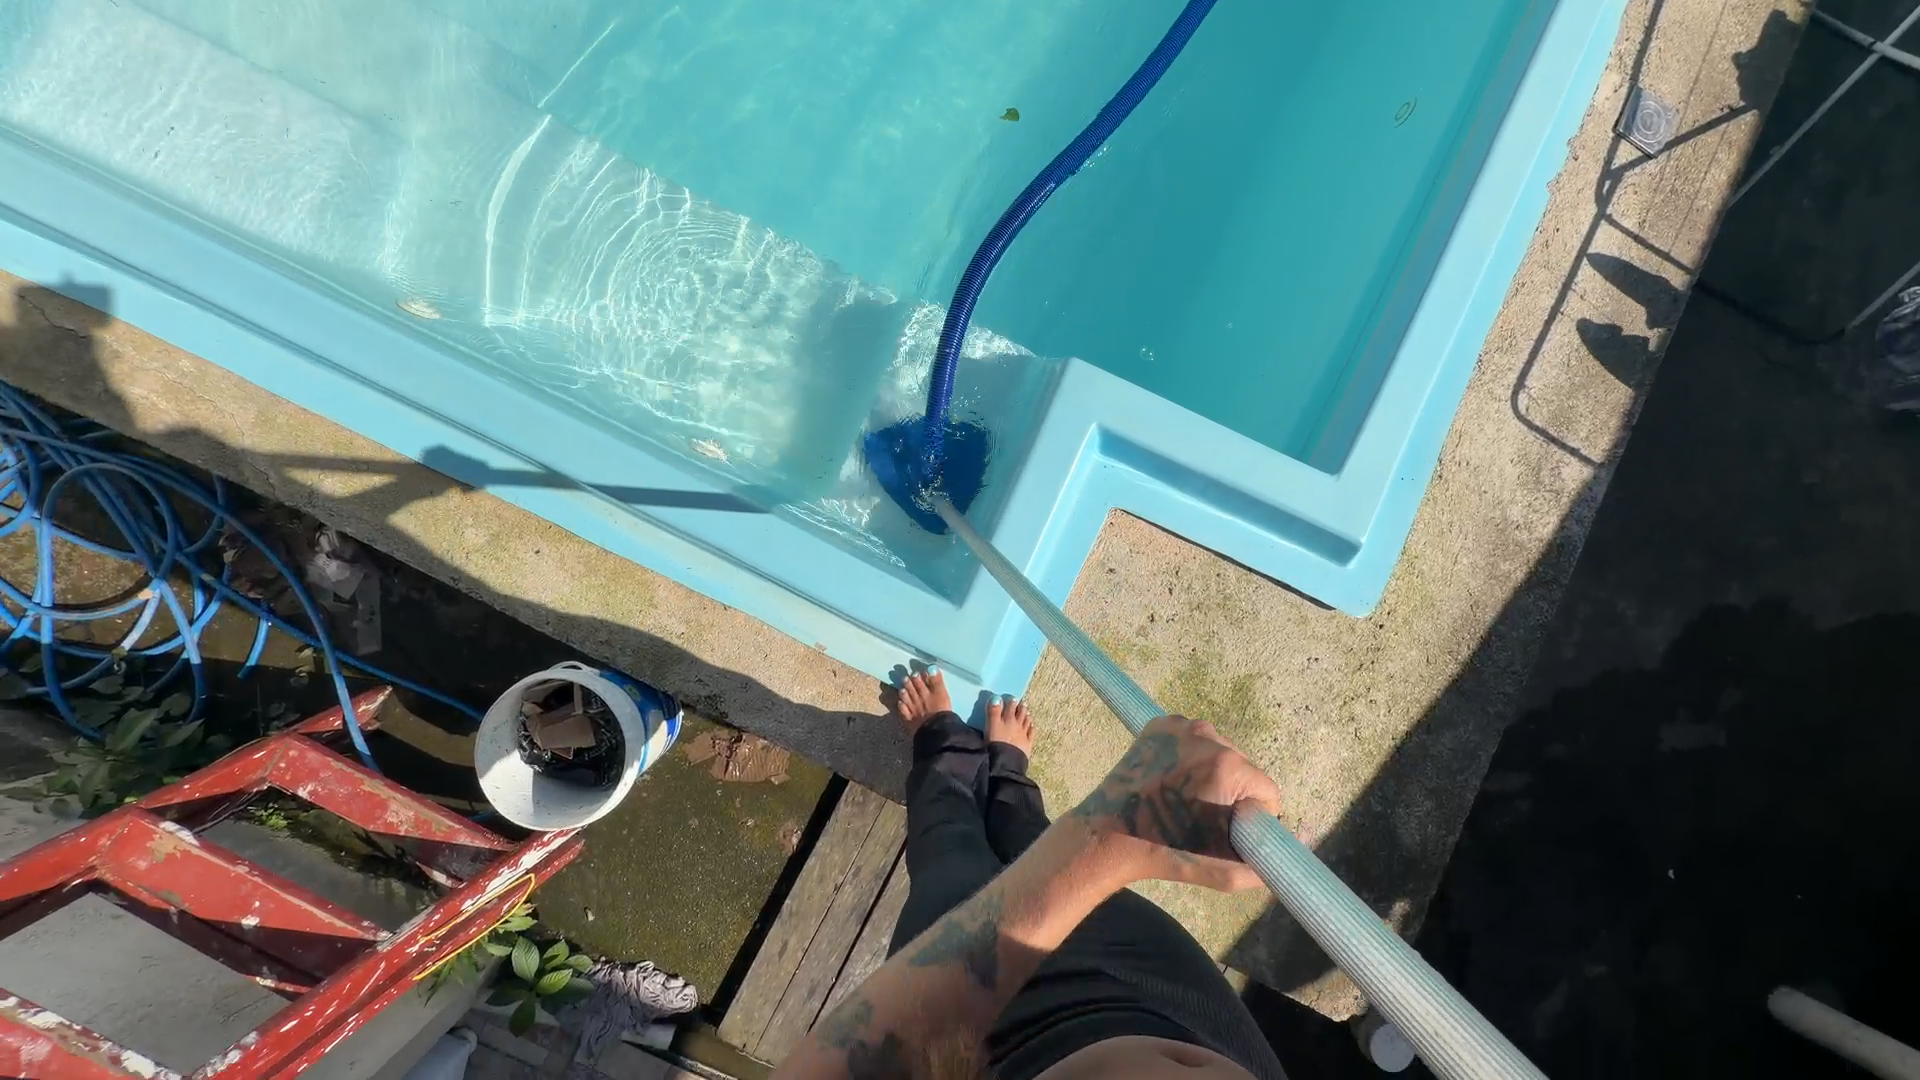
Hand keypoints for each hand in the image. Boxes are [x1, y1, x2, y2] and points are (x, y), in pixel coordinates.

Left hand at [1068, 715, 1280, 892]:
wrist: (1109, 831)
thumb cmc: (1166, 851)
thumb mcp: (1223, 871)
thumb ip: (1266, 863)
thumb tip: (1299, 848)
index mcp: (1227, 765)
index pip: (1266, 790)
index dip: (1253, 816)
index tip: (1228, 829)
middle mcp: (1207, 735)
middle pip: (1243, 768)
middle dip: (1233, 793)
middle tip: (1202, 816)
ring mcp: (1180, 725)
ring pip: (1219, 752)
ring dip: (1212, 774)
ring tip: (1184, 798)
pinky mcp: (1160, 723)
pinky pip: (1193, 741)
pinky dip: (1190, 757)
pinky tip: (1173, 778)